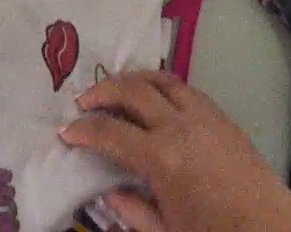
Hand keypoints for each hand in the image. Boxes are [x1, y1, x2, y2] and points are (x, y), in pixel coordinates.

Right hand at [60, 71, 290, 231]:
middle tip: (83, 102)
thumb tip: (107, 193)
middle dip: (102, 92)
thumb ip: (133, 212)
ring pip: (160, 79)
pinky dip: (162, 85)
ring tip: (115, 88)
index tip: (66, 132)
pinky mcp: (223, 117)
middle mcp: (180, 126)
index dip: (83, 131)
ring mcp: (204, 116)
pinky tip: (154, 97)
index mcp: (162, 158)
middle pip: (131, 91)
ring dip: (132, 79)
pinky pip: (185, 88)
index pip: (110, 133)